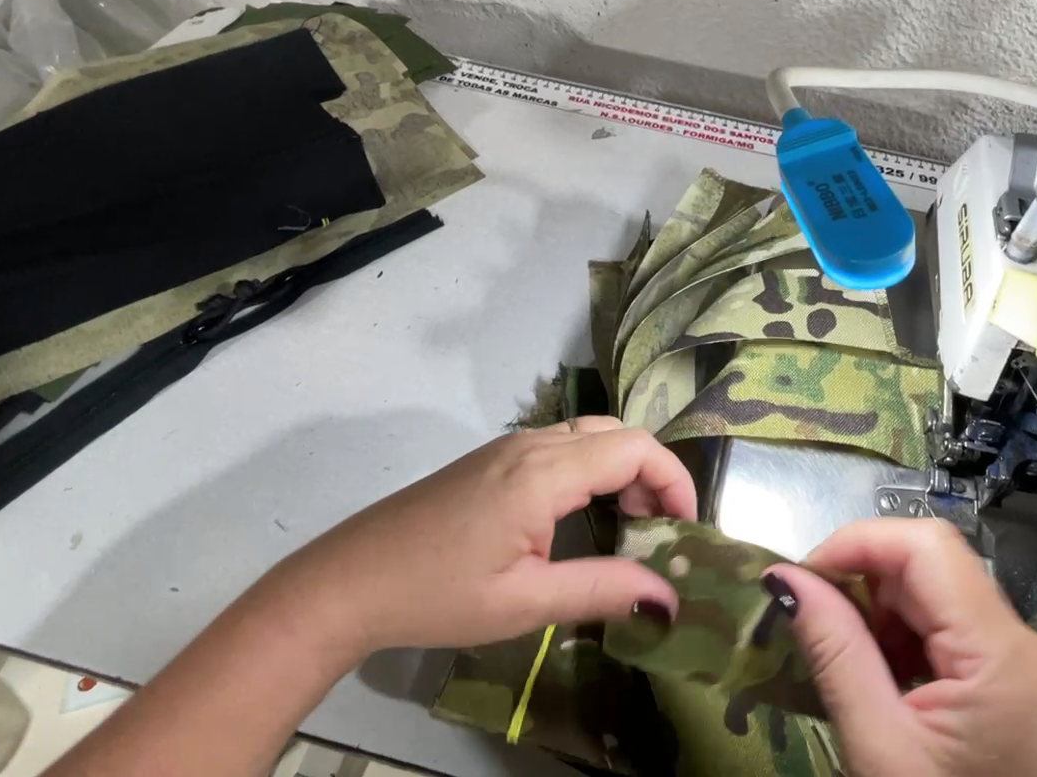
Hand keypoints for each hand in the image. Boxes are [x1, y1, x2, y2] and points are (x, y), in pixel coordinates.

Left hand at [265, 417, 696, 660]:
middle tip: (656, 531)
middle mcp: (531, 443)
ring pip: (590, 436)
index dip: (673, 481)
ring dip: (622, 471)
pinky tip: (584, 515)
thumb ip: (602, 590)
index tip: (686, 530)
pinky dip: (593, 469)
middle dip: (651, 475)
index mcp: (543, 471)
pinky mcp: (494, 458)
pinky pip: (563, 446)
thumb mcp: (525, 602)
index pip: (635, 448)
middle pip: (617, 434)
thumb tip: (669, 597)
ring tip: (628, 526)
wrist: (350, 581)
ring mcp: (509, 446)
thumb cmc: (438, 594)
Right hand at [767, 519, 1036, 776]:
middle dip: (865, 583)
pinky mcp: (1025, 690)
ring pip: (942, 597)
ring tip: (847, 664)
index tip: (802, 578)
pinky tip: (884, 684)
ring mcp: (1032, 669)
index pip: (926, 546)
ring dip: (883, 614)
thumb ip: (835, 652)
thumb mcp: (881, 751)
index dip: (857, 543)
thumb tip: (784, 577)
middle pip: (934, 568)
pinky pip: (957, 636)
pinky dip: (909, 643)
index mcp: (1004, 657)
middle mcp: (1029, 647)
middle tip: (815, 624)